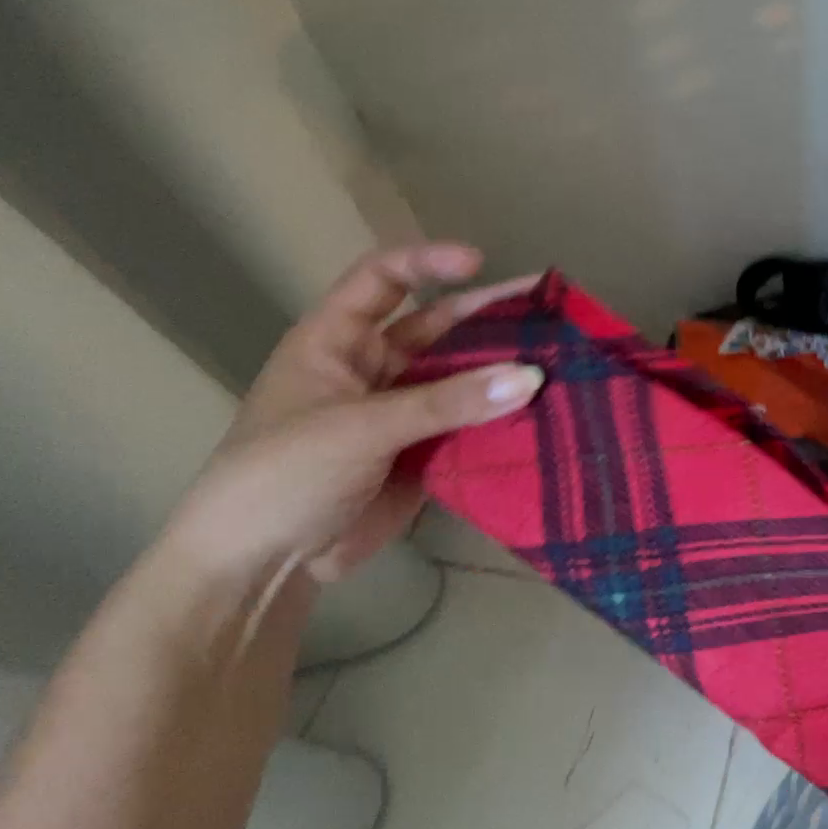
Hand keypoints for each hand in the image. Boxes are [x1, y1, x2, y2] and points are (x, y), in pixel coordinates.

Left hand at [156, 243, 542, 583]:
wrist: (262, 565)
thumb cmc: (282, 475)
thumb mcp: (360, 428)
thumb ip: (448, 402)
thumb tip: (533, 375)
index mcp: (334, 343)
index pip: (380, 282)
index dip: (426, 262)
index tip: (479, 263)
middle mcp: (373, 370)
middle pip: (438, 327)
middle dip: (490, 317)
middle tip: (550, 311)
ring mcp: (404, 414)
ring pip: (464, 378)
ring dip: (507, 370)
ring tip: (564, 359)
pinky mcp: (427, 455)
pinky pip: (475, 426)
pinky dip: (509, 419)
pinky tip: (550, 412)